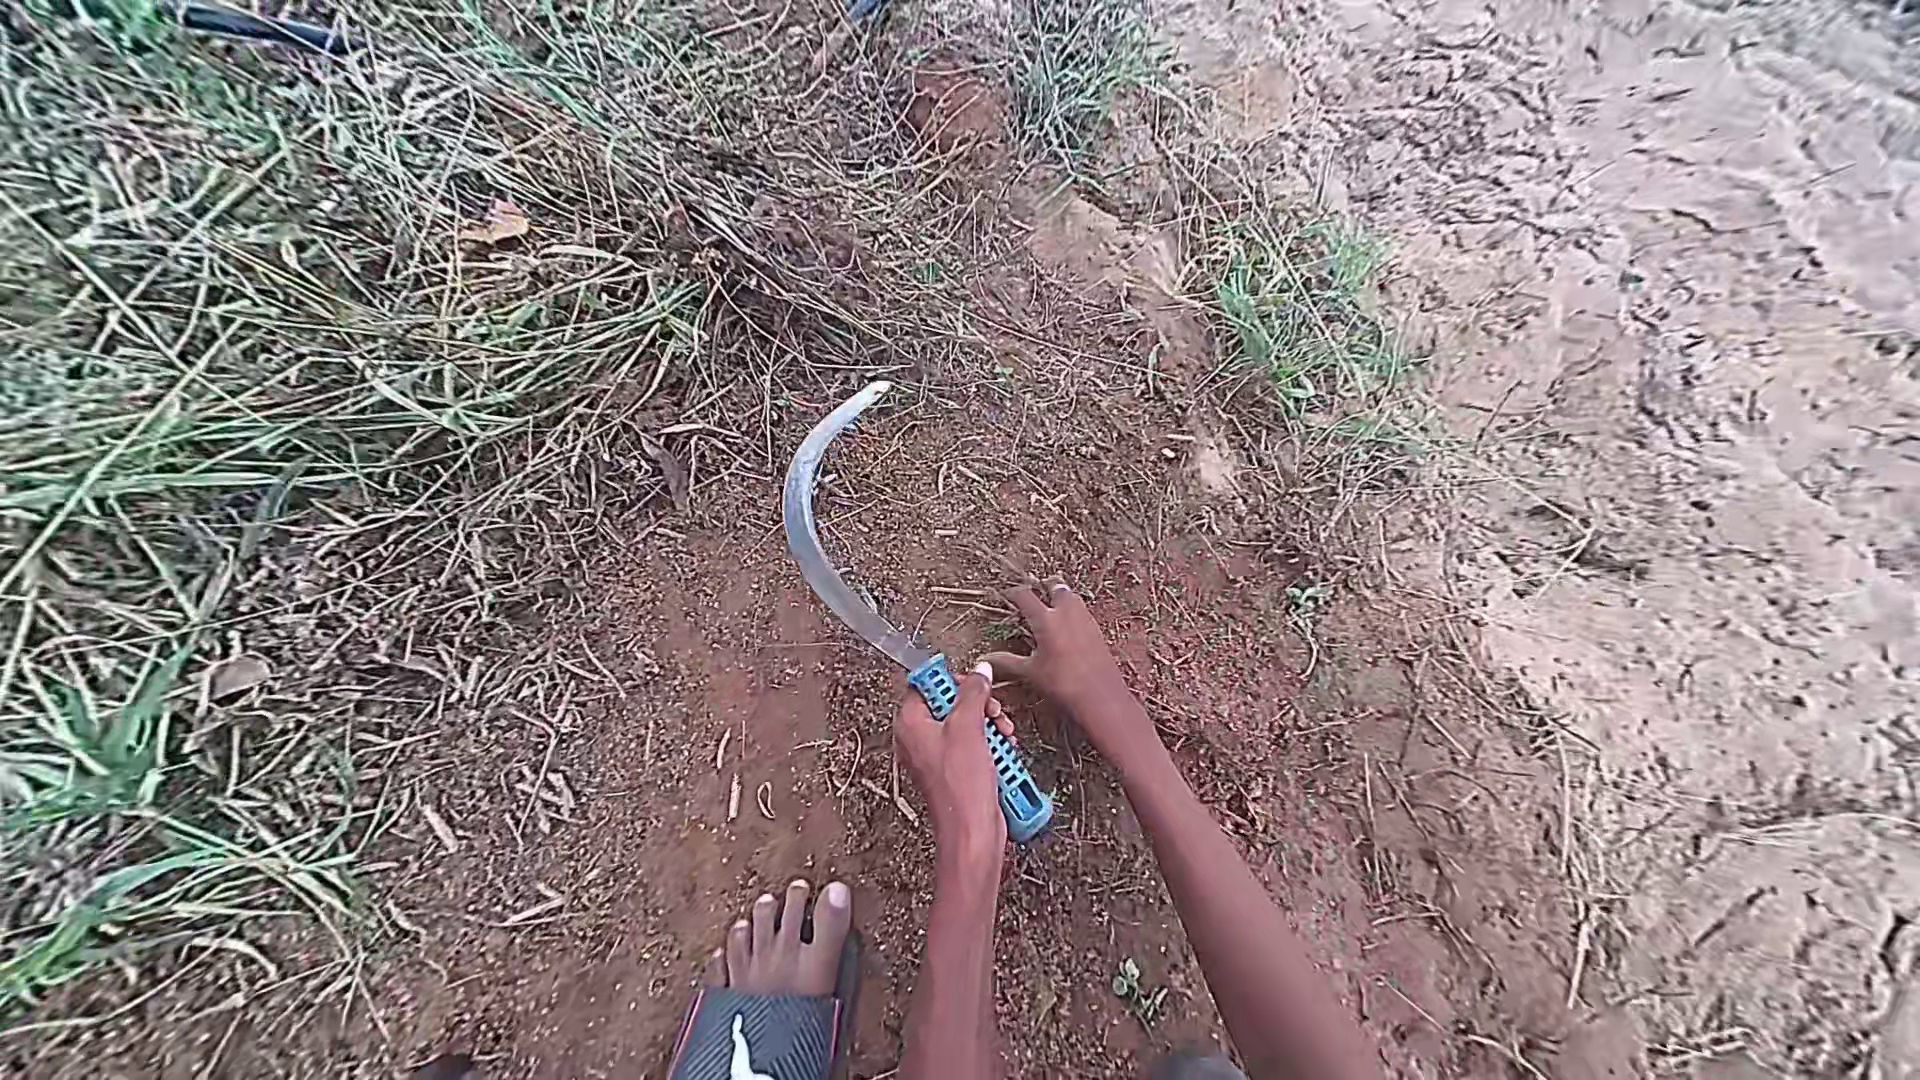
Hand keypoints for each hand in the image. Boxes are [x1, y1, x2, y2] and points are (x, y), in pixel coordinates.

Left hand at [894, 662, 1014, 873]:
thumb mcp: (969, 727)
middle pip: (948, 702)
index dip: (951, 680)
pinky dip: (988, 742)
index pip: (925, 683)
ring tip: (1002, 732)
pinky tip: (1002, 749)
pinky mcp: (953, 769)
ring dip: (988, 723)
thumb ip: (974, 693)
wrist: (972, 832)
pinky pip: (971, 743)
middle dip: (977, 704)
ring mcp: (936, 754)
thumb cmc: (960, 787)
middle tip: (992, 711)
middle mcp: (917, 737)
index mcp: (910, 723)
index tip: (972, 683)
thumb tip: (980, 671)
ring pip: (964, 722)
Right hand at [981, 578, 1158, 764]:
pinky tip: (1069, 626)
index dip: (1014, 593)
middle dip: (1044, 586)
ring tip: (1051, 605)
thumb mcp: (1031, 672)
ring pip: (1072, 597)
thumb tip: (986, 659)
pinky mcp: (1097, 630)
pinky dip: (1073, 611)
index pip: (1025, 596)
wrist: (1101, 697)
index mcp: (1046, 619)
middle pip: (1055, 587)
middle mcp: (1067, 613)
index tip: (1008, 594)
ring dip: (1061, 596)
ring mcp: (1085, 620)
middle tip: (1035, 590)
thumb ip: (1007, 662)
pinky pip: (1083, 612)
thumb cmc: (1064, 684)